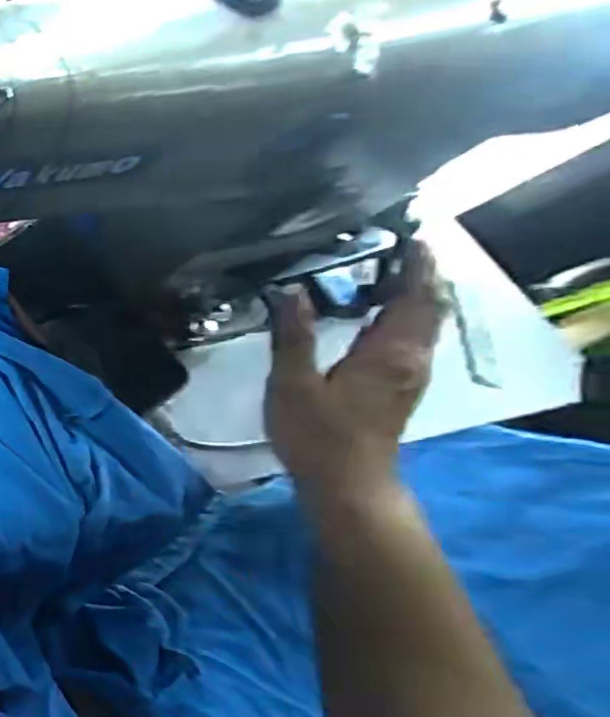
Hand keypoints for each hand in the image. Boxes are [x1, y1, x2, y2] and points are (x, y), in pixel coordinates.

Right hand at [265, 240, 446, 493]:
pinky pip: (408, 340)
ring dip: (410, 298)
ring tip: (385, 277)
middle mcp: (410, 358)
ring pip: (420, 325)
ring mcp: (408, 374)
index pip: (413, 298)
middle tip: (397, 250)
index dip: (416, 266)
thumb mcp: (292, 383)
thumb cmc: (316, 432)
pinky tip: (374, 319)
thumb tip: (292, 293)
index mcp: (389, 352)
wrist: (346, 478)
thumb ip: (294, 337)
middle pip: (425, 308)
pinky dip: (399, 319)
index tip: (413, 237)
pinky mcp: (398, 386)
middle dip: (417, 277)